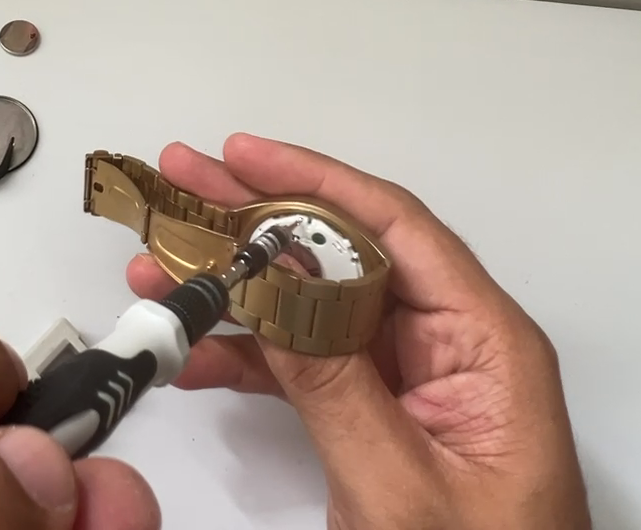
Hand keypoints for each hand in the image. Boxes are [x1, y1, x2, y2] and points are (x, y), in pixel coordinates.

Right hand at [127, 134, 589, 528]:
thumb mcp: (401, 488)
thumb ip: (334, 378)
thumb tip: (275, 274)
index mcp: (480, 337)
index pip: (392, 225)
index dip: (312, 179)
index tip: (240, 154)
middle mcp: (442, 335)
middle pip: (340, 247)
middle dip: (255, 213)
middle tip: (183, 179)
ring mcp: (402, 369)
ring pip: (307, 298)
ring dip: (233, 283)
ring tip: (159, 263)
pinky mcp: (370, 404)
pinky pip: (300, 359)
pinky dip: (244, 353)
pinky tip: (189, 352)